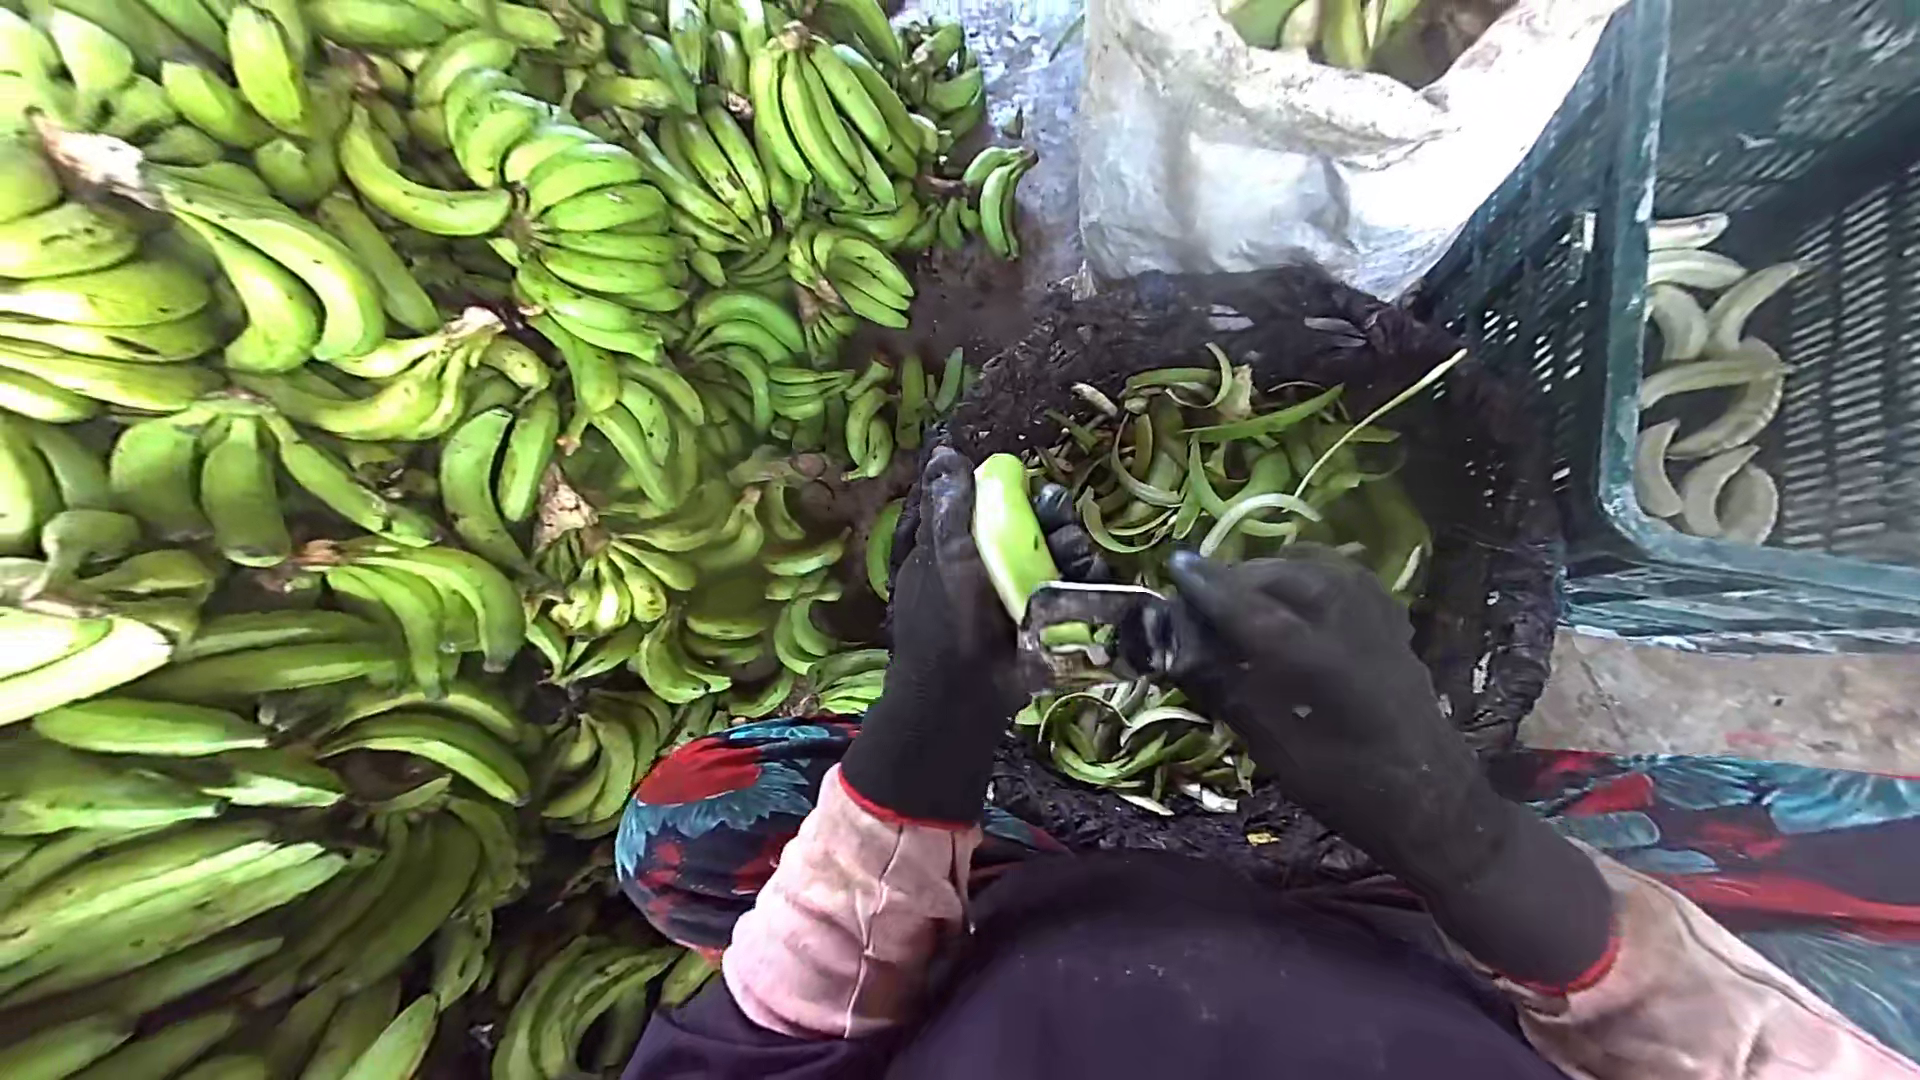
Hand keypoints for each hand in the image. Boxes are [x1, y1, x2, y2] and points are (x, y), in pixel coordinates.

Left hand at [841, 449, 1095, 825]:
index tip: (1030, 493)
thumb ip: (949, 508)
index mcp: (958, 543)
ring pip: (1055, 551)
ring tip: (1075, 554)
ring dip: (1070, 547)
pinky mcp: (1043, 613)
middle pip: (1032, 524)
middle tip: (1062, 524)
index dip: (1013, 492)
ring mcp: (1017, 588)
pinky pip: (1070, 584)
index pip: (991, 502)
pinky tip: (1086, 575)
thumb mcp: (942, 556)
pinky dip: (1081, 577)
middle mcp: (990, 561)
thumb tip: (944, 452)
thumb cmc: (946, 620)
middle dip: (1052, 519)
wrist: (965, 693)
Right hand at [1163, 548, 1612, 985]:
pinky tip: (1291, 584)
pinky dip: (1307, 569)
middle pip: (1276, 575)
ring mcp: (1373, 616)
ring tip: (1241, 585)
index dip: (1206, 583)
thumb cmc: (1337, 781)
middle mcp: (1344, 625)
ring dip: (1268, 568)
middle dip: (1232, 576)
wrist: (1430, 801)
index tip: (1177, 563)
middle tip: (1203, 589)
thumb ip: (1219, 683)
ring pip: (1310, 564)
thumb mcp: (1265, 740)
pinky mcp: (1390, 618)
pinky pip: (1341, 572)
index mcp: (1311, 661)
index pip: (1245, 605)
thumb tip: (1172, 646)